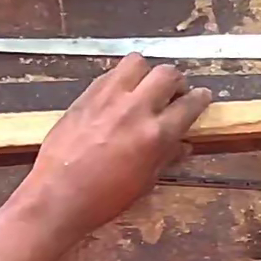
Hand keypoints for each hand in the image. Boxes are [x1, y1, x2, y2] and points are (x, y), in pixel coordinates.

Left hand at [16, 54, 213, 237]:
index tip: (203, 97)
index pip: (189, 104)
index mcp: (156, 134)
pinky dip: (122, 80)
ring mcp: (108, 98)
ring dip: (147, 72)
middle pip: (167, 74)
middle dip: (177, 81)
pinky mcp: (86, 96)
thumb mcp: (145, 181)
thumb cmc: (106, 198)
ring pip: (137, 63)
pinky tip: (119, 96)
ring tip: (145, 87)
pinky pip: (110, 74)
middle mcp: (135, 109)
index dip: (201, 98)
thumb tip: (183, 145)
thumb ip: (166, 157)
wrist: (57, 196)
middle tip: (174, 93)